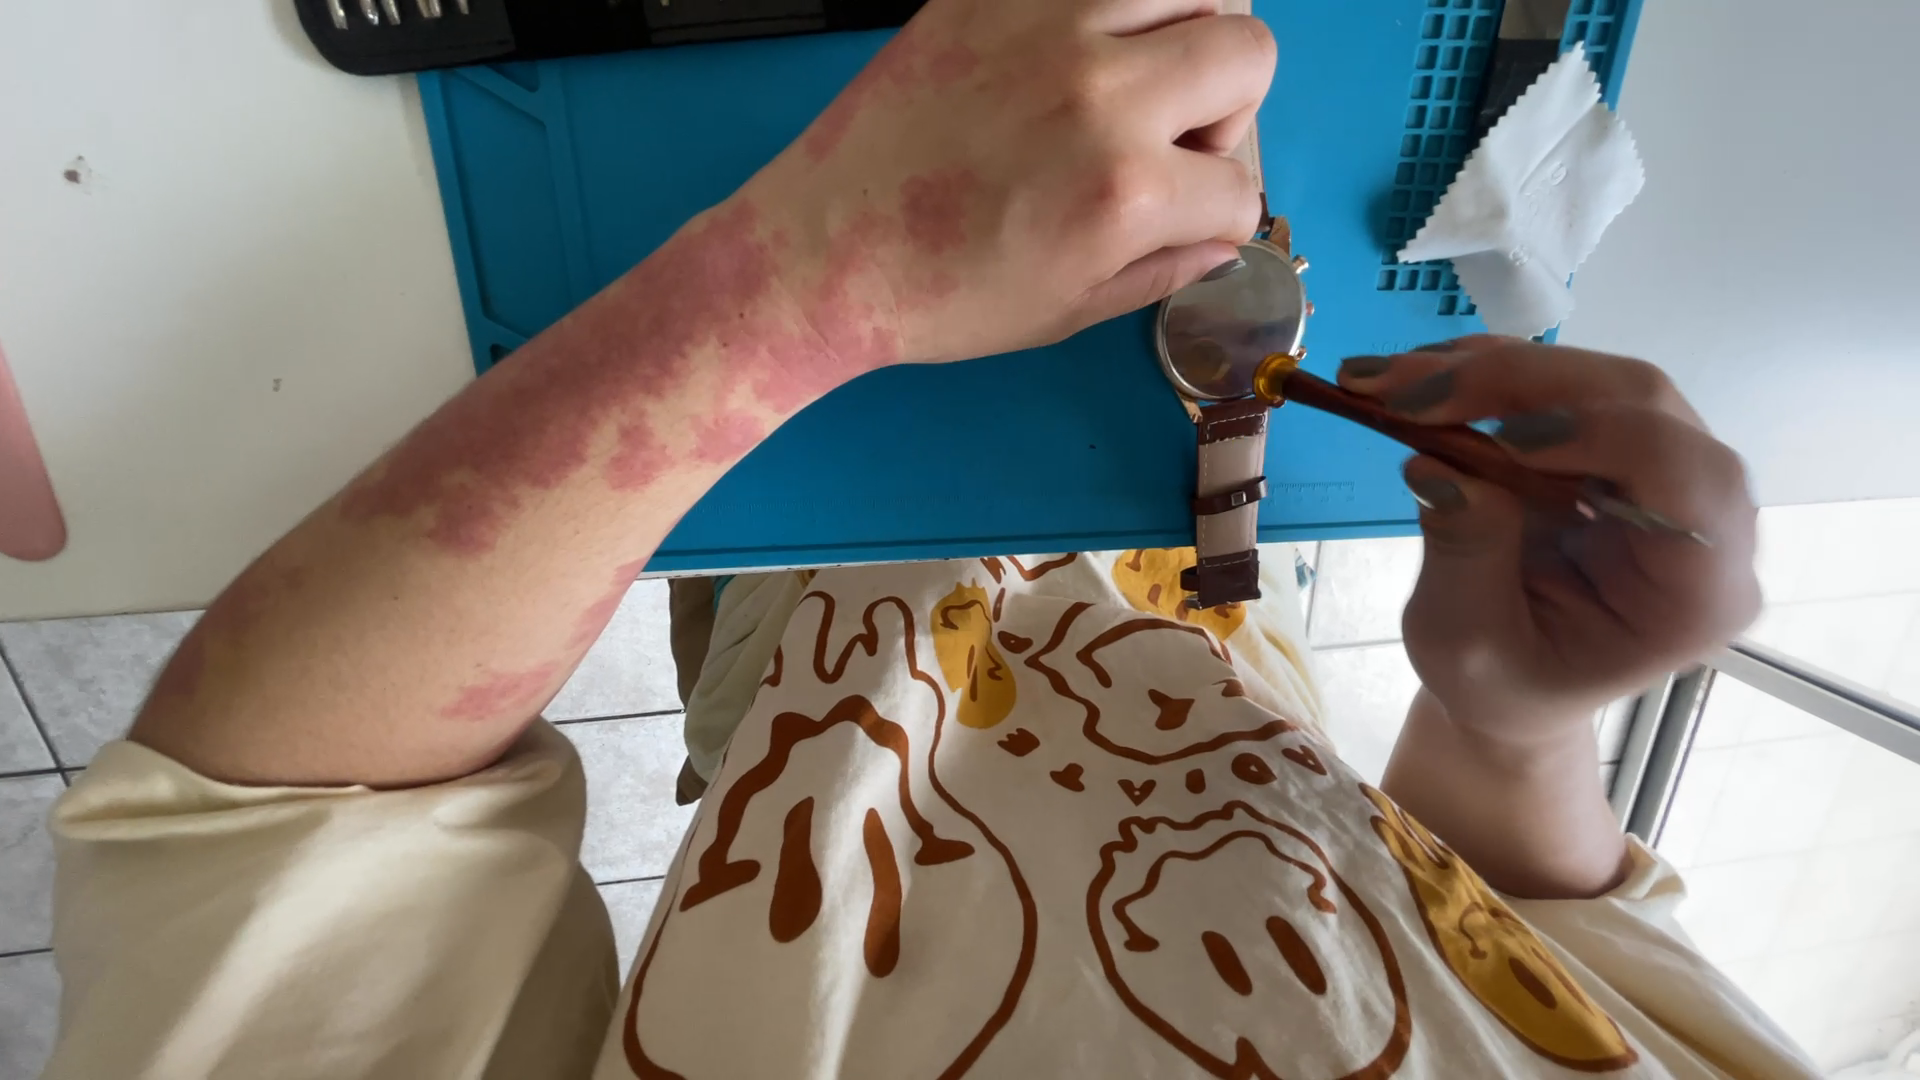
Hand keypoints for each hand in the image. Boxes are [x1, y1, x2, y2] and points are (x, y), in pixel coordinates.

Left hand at [745, 0, 1274, 367]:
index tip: (1192, 223)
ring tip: (1139, 87)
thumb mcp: (1062, 314)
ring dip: (1188, 38)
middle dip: (1229, 115)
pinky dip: (1117, 7)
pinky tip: (1082, 53)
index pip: (1238, 186)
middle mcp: (1104, 91)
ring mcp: (1049, 24)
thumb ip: (1158, 274)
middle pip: (1248, 54)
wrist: (829, 255)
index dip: (1224, 216)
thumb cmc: (941, 301)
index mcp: (1124, 192)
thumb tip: (1217, 242)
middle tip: (1171, 148)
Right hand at [1339, 337, 1762, 743]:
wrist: (1505, 685)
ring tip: (1385, 379)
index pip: (1688, 477)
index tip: (1497, 437)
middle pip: (1637, 402)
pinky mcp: (1597, 455)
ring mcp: (1649, 476)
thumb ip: (1464, 556)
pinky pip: (1550, 391)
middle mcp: (1694, 518)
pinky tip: (1414, 379)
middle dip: (1513, 382)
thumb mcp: (1466, 641)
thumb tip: (1436, 465)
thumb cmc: (1495, 683)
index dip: (1602, 435)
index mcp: (1691, 590)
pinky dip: (1477, 375)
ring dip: (1483, 369)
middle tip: (1403, 390)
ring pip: (1590, 382)